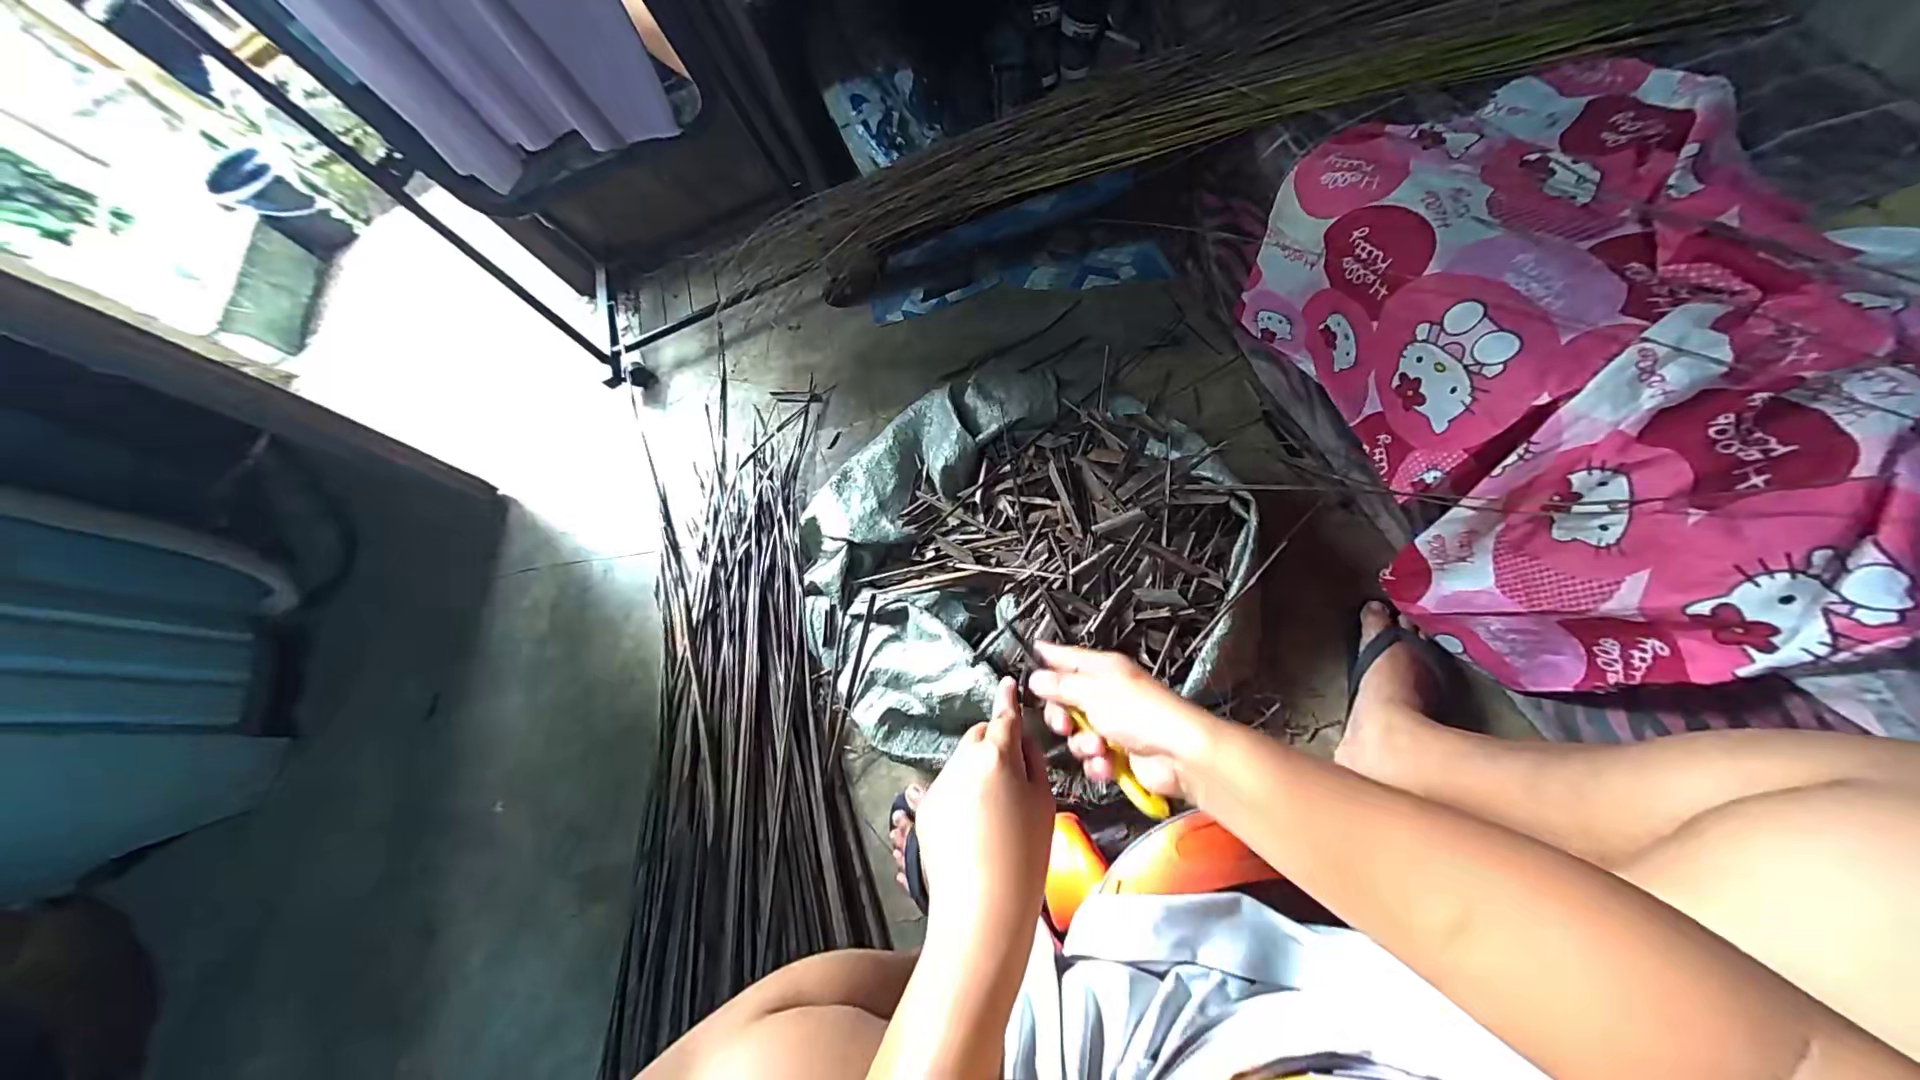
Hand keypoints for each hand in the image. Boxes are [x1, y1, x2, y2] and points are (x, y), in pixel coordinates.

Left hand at [912, 676, 1054, 938]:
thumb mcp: (1045, 804)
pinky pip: (947, 787)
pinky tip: (974, 829)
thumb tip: (1021, 742)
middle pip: (979, 736)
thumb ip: (1033, 763)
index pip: (1004, 717)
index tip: (1008, 685)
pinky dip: (961, 795)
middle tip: (1013, 776)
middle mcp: (962, 762)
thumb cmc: (1025, 859)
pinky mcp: (926, 807)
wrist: (982, 909)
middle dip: (994, 744)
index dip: (1008, 700)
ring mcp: (939, 784)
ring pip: (962, 762)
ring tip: (995, 814)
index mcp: (996, 756)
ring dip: (977, 771)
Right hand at [1028, 642, 1221, 802]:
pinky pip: (1092, 758)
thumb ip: (1061, 685)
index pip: (1069, 658)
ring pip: (1077, 734)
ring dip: (1083, 744)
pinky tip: (1108, 762)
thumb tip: (1037, 679)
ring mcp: (1114, 724)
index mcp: (1105, 670)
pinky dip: (1097, 763)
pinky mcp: (1119, 753)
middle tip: (1065, 723)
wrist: (1179, 756)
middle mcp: (1109, 694)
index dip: (1050, 657)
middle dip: (1061, 716)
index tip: (1034, 653)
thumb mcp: (1093, 692)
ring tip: (1099, 746)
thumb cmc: (1146, 714)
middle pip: (1066, 701)